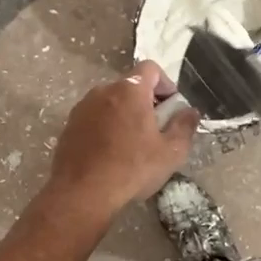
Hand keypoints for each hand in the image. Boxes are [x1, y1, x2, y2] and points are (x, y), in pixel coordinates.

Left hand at [47, 62, 199, 216]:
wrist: (82, 192)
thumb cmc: (132, 168)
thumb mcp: (171, 152)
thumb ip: (184, 126)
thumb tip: (191, 112)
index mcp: (130, 90)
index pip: (150, 68)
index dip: (165, 83)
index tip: (171, 107)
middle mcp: (104, 90)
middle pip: (130, 85)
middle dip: (146, 101)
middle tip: (156, 128)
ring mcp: (83, 107)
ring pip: (111, 102)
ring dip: (124, 114)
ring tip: (132, 143)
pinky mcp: (70, 125)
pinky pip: (94, 117)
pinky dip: (106, 126)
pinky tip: (110, 153)